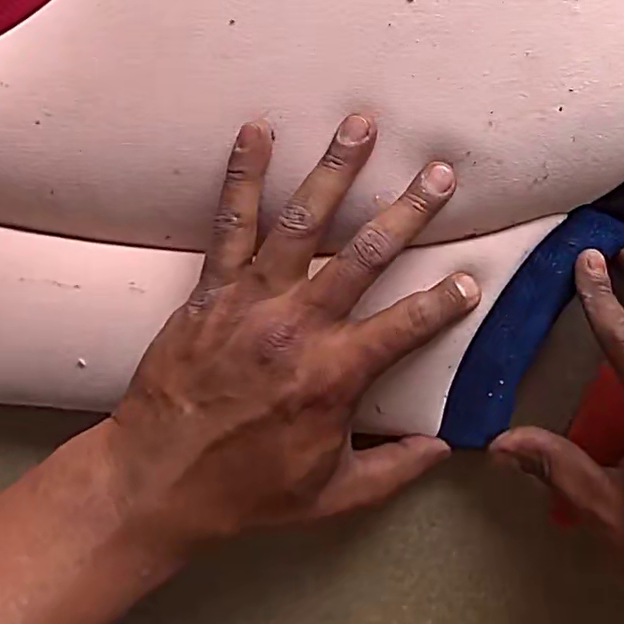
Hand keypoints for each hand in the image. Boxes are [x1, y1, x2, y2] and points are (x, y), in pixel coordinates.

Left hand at [107, 115, 481, 556]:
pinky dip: (243, 175)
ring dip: (335, 171)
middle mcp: (300, 326)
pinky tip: (256, 131)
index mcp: (335, 375)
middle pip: (366, 256)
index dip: (446, 303)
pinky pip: (230, 223)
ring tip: (360, 125)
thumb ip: (394, 472)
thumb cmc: (245, 491)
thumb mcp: (331, 497)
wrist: (152, 482)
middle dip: (409, 212)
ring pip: (303, 223)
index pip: (407, 326)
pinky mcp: (213, 288)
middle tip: (440, 174)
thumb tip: (446, 449)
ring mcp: (254, 299)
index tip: (471, 280)